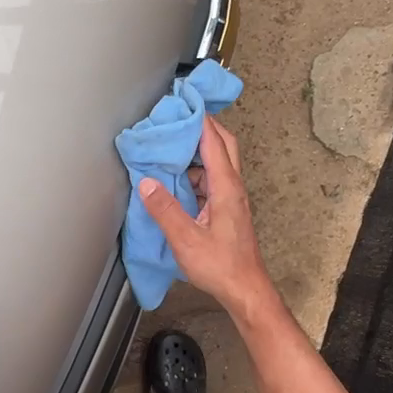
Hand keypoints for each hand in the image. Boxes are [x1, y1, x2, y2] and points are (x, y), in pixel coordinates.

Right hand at [137, 116, 275, 313]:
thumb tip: (146, 184)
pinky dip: (193, 175)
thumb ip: (165, 210)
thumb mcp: (186, 239)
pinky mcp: (226, 212)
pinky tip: (175, 184)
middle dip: (200, 129)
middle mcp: (232, 189)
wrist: (245, 290)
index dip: (198, 119)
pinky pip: (210, 183)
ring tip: (168, 151)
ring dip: (194, 154)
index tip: (182, 103)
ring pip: (214, 165)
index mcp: (226, 188)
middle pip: (221, 146)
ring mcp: (231, 200)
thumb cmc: (221, 267)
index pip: (214, 142)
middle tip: (177, 120)